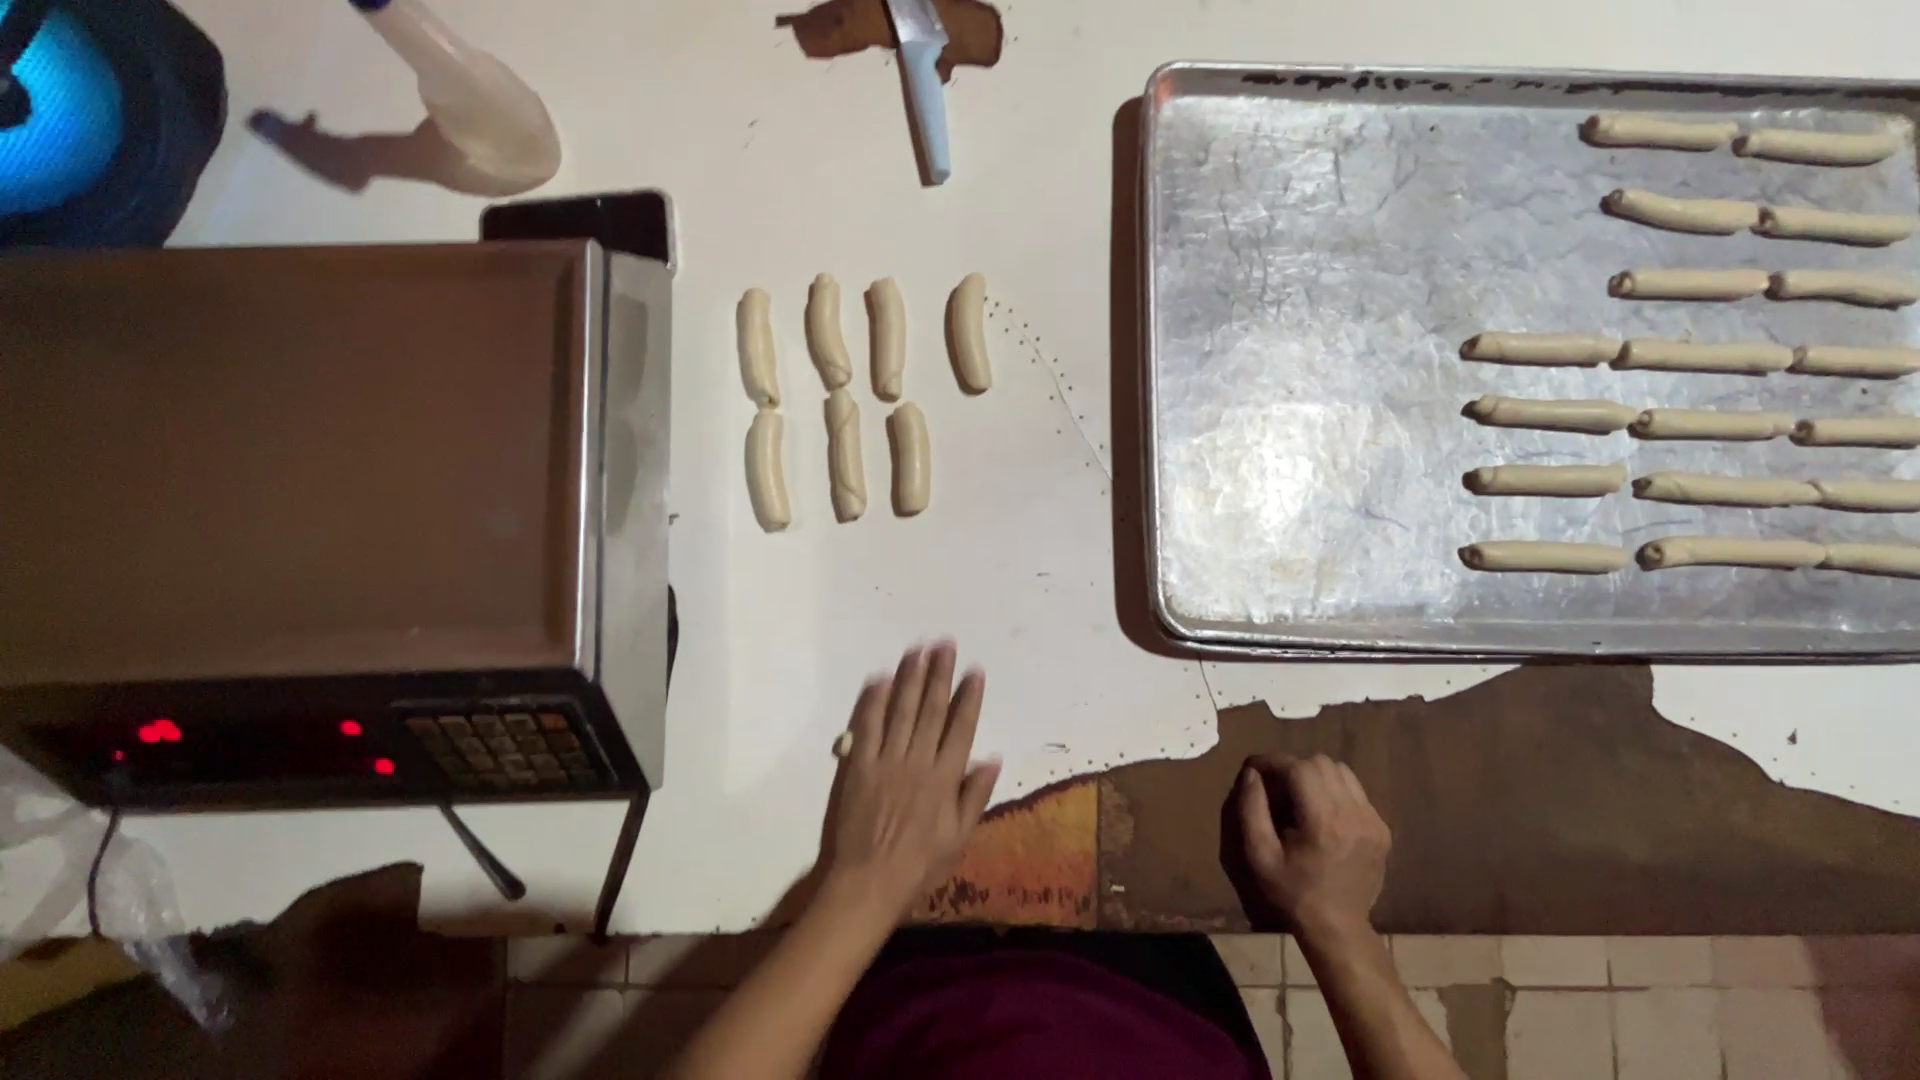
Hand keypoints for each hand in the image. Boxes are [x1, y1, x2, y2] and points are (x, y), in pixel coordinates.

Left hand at [817, 643, 1000, 924]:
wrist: (868, 882)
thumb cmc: (919, 866)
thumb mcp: (960, 838)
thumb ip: (975, 795)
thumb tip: (993, 758)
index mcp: (945, 779)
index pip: (961, 728)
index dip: (969, 697)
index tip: (975, 670)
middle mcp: (918, 761)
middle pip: (931, 709)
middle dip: (940, 674)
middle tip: (945, 645)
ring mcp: (886, 760)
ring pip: (901, 710)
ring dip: (910, 677)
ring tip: (918, 650)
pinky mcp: (859, 765)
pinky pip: (867, 726)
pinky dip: (874, 701)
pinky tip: (880, 678)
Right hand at [1227, 754, 1390, 940]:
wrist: (1338, 927)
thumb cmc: (1292, 892)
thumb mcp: (1259, 854)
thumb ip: (1251, 809)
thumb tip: (1251, 773)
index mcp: (1323, 823)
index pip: (1299, 768)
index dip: (1273, 761)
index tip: (1255, 768)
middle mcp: (1354, 815)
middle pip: (1321, 763)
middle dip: (1294, 767)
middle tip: (1276, 786)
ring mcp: (1374, 822)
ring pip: (1342, 771)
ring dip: (1316, 775)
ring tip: (1300, 796)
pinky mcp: (1382, 829)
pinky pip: (1356, 792)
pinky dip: (1335, 791)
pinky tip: (1323, 813)